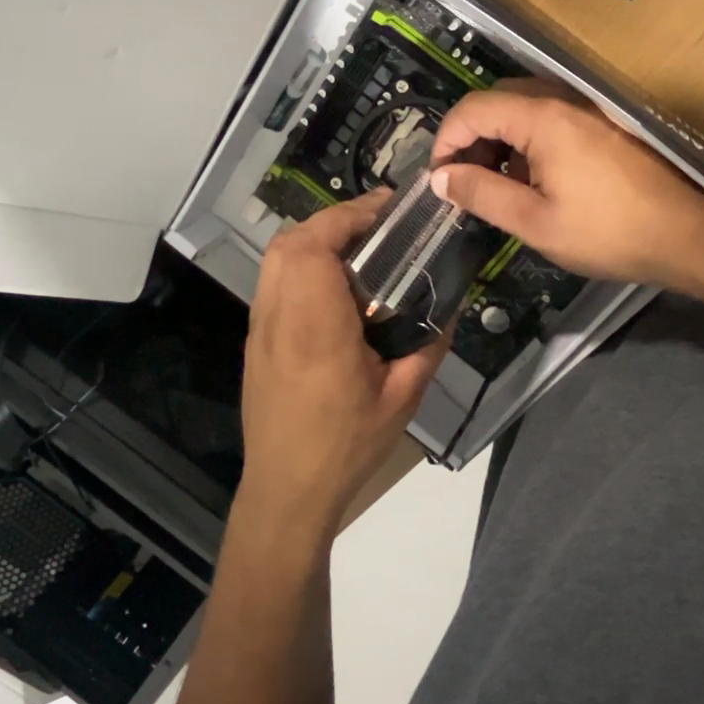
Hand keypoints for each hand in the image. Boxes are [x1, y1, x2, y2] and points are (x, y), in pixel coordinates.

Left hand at [239, 192, 447, 541]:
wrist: (286, 491)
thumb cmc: (345, 447)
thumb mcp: (402, 398)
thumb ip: (427, 345)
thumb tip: (448, 305)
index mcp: (316, 327)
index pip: (316, 246)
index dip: (349, 215)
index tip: (388, 211)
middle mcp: (279, 316)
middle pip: (291, 241)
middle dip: (334, 221)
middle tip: (379, 230)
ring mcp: (260, 327)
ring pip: (277, 259)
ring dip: (316, 241)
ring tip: (360, 252)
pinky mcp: (255, 340)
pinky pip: (275, 283)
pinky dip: (301, 265)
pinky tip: (334, 288)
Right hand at [430, 79, 703, 288]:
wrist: (683, 236)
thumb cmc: (605, 233)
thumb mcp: (533, 222)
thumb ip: (481, 193)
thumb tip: (440, 178)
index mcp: (542, 119)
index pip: (472, 109)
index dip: (445, 141)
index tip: (440, 180)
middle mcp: (563, 101)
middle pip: (497, 100)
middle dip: (470, 137)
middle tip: (464, 181)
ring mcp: (587, 110)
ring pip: (524, 108)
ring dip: (498, 139)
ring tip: (496, 186)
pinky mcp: (603, 125)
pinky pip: (550, 119)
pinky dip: (527, 141)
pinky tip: (533, 182)